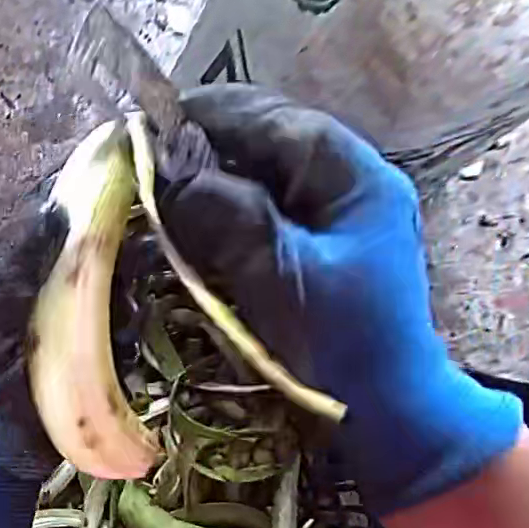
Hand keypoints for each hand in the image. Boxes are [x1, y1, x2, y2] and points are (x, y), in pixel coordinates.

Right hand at [158, 84, 521, 511]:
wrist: (386, 412)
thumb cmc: (343, 347)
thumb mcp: (283, 279)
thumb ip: (230, 220)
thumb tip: (172, 174)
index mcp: (351, 179)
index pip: (271, 120)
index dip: (209, 114)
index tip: (150, 121)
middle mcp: (341, 187)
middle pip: (262, 145)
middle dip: (202, 147)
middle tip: (142, 163)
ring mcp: (326, 221)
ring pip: (255, 180)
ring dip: (205, 182)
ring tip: (155, 191)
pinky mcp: (308, 252)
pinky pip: (254, 216)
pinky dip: (216, 215)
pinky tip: (186, 229)